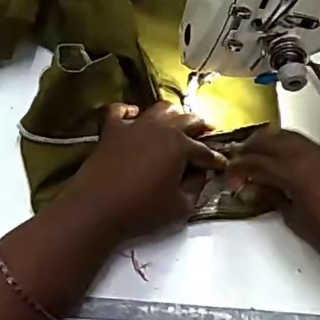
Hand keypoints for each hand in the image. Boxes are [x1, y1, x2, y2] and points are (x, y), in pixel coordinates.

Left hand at [58, 102, 224, 243]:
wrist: (97, 209)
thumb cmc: (143, 210)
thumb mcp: (181, 206)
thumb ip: (197, 186)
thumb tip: (200, 173)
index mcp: (180, 145)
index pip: (204, 151)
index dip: (216, 159)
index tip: (222, 164)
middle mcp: (160, 128)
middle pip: (186, 121)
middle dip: (200, 128)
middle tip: (207, 134)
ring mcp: (134, 125)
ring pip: (159, 109)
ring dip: (172, 115)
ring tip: (177, 124)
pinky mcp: (111, 130)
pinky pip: (119, 111)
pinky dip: (128, 111)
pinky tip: (134, 116)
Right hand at [227, 129, 319, 272]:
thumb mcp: (296, 220)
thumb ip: (273, 198)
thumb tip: (256, 189)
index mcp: (294, 170)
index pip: (256, 161)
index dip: (237, 169)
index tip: (229, 178)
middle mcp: (309, 155)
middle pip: (269, 140)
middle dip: (249, 149)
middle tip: (238, 163)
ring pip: (288, 136)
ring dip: (269, 144)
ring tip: (258, 159)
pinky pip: (305, 144)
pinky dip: (288, 147)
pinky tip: (285, 162)